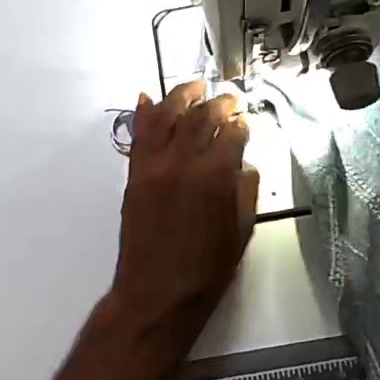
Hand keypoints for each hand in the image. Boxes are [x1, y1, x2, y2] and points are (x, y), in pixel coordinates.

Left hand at [99, 82, 258, 366]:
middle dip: (218, 103)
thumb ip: (244, 191)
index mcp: (214, 178)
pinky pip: (137, 136)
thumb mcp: (240, 232)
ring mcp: (153, 166)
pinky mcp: (133, 175)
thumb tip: (242, 162)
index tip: (245, 121)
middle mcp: (182, 164)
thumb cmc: (204, 271)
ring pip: (165, 116)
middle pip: (200, 117)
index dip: (241, 125)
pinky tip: (147, 98)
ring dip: (180, 96)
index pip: (231, 134)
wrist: (155, 293)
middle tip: (228, 99)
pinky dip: (142, 114)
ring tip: (194, 86)